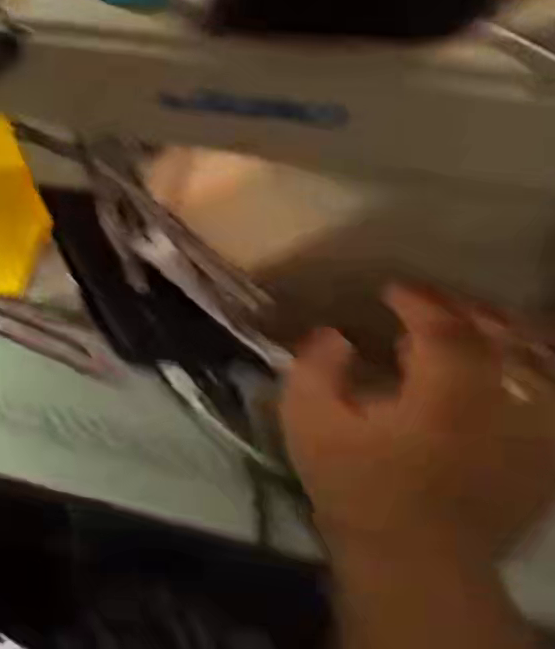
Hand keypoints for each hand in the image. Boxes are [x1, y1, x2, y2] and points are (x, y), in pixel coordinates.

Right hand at [281, 284, 554, 565]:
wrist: (414, 550)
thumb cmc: (350, 478)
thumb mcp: (307, 417)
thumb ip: (318, 367)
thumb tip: (336, 334)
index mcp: (447, 406)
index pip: (450, 337)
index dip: (424, 304)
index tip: (392, 288)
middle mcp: (508, 417)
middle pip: (513, 348)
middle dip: (473, 314)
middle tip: (430, 298)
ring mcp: (538, 440)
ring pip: (545, 372)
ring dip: (511, 339)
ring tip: (470, 321)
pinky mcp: (545, 456)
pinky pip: (551, 400)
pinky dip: (530, 371)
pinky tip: (497, 364)